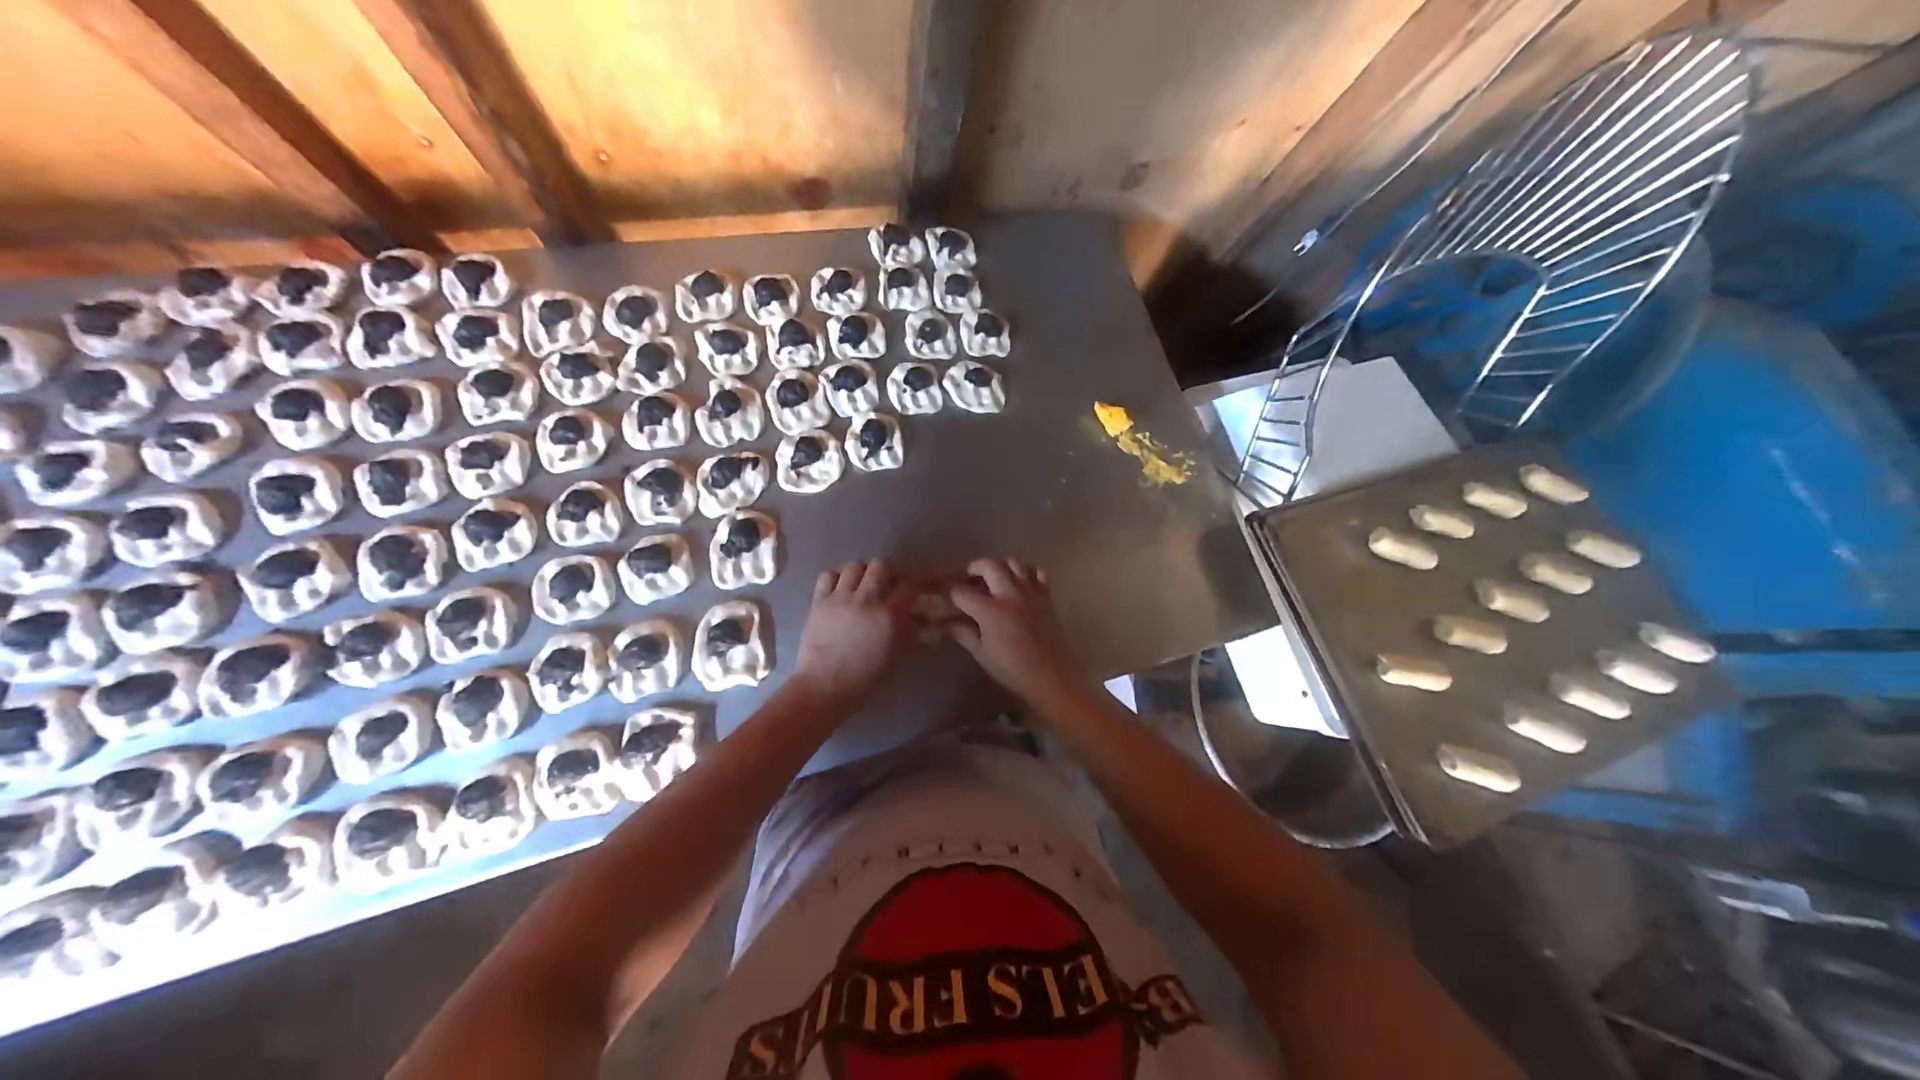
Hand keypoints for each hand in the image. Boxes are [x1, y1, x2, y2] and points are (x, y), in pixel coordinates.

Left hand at [792, 559, 911, 706]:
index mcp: (889, 614)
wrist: (825, 684)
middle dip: (885, 573)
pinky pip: (827, 575)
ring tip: (859, 586)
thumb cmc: (865, 676)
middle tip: (883, 585)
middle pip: (880, 565)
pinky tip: (837, 590)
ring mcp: (841, 597)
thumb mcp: (895, 656)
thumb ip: (909, 633)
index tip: (910, 592)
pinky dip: (834, 579)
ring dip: (860, 573)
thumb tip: (923, 621)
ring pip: (854, 566)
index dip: (911, 585)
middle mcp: (866, 599)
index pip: (908, 585)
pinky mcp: (819, 600)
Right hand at [947, 558, 1085, 704]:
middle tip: (967, 578)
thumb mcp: (982, 653)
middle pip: (988, 566)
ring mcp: (1030, 592)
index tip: (939, 591)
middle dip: (974, 568)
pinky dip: (1026, 571)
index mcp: (990, 610)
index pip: (961, 592)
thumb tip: (940, 624)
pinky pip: (1037, 571)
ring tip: (993, 578)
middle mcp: (1010, 593)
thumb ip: (962, 632)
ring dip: (999, 566)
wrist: (1051, 676)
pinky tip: (1020, 582)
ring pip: (1013, 563)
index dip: (946, 590)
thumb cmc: (1012, 669)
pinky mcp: (1046, 596)